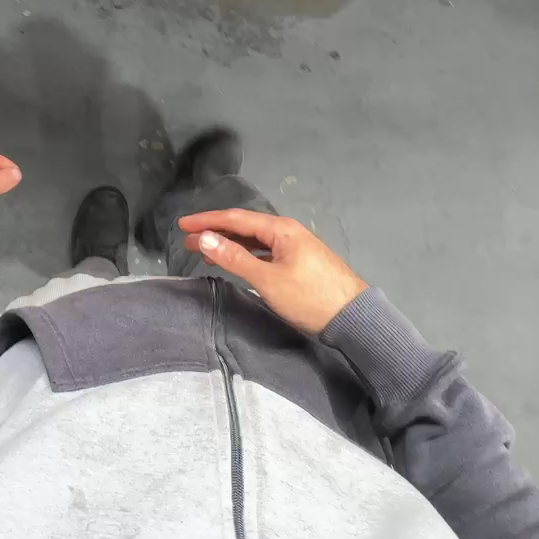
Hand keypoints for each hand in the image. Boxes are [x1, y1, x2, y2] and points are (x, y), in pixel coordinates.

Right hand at [181, 210, 368, 333]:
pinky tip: (236, 262)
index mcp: (280, 229)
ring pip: (254, 239)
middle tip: (188, 241)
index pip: (235, 219)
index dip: (206, 221)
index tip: (182, 225)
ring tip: (207, 252)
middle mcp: (287, 231)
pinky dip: (245, 254)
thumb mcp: (267, 280)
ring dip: (230, 244)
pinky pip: (264, 250)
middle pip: (244, 226)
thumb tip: (204, 238)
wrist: (356, 319)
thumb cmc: (310, 297)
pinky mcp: (299, 261)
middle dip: (215, 232)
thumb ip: (234, 258)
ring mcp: (295, 246)